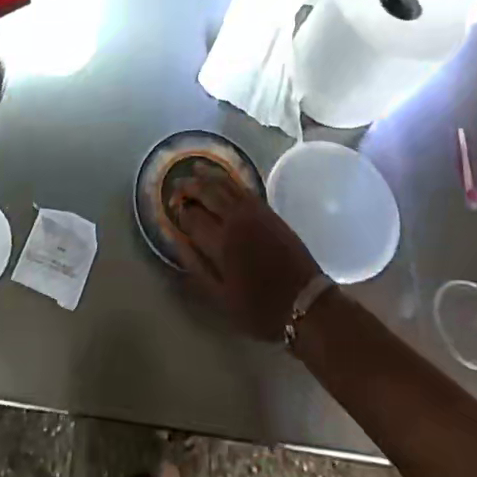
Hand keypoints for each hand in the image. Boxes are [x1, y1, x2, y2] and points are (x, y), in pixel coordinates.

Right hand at [171, 162, 322, 340]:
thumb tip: (177, 243)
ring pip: (226, 184)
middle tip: (177, 185)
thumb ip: (196, 268)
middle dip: (189, 186)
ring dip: (208, 175)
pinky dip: (230, 179)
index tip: (172, 209)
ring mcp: (254, 213)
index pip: (192, 217)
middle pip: (207, 193)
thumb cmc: (260, 307)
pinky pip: (244, 188)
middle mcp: (235, 221)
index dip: (180, 211)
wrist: (305, 303)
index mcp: (221, 243)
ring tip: (195, 168)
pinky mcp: (269, 211)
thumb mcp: (221, 298)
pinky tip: (223, 178)